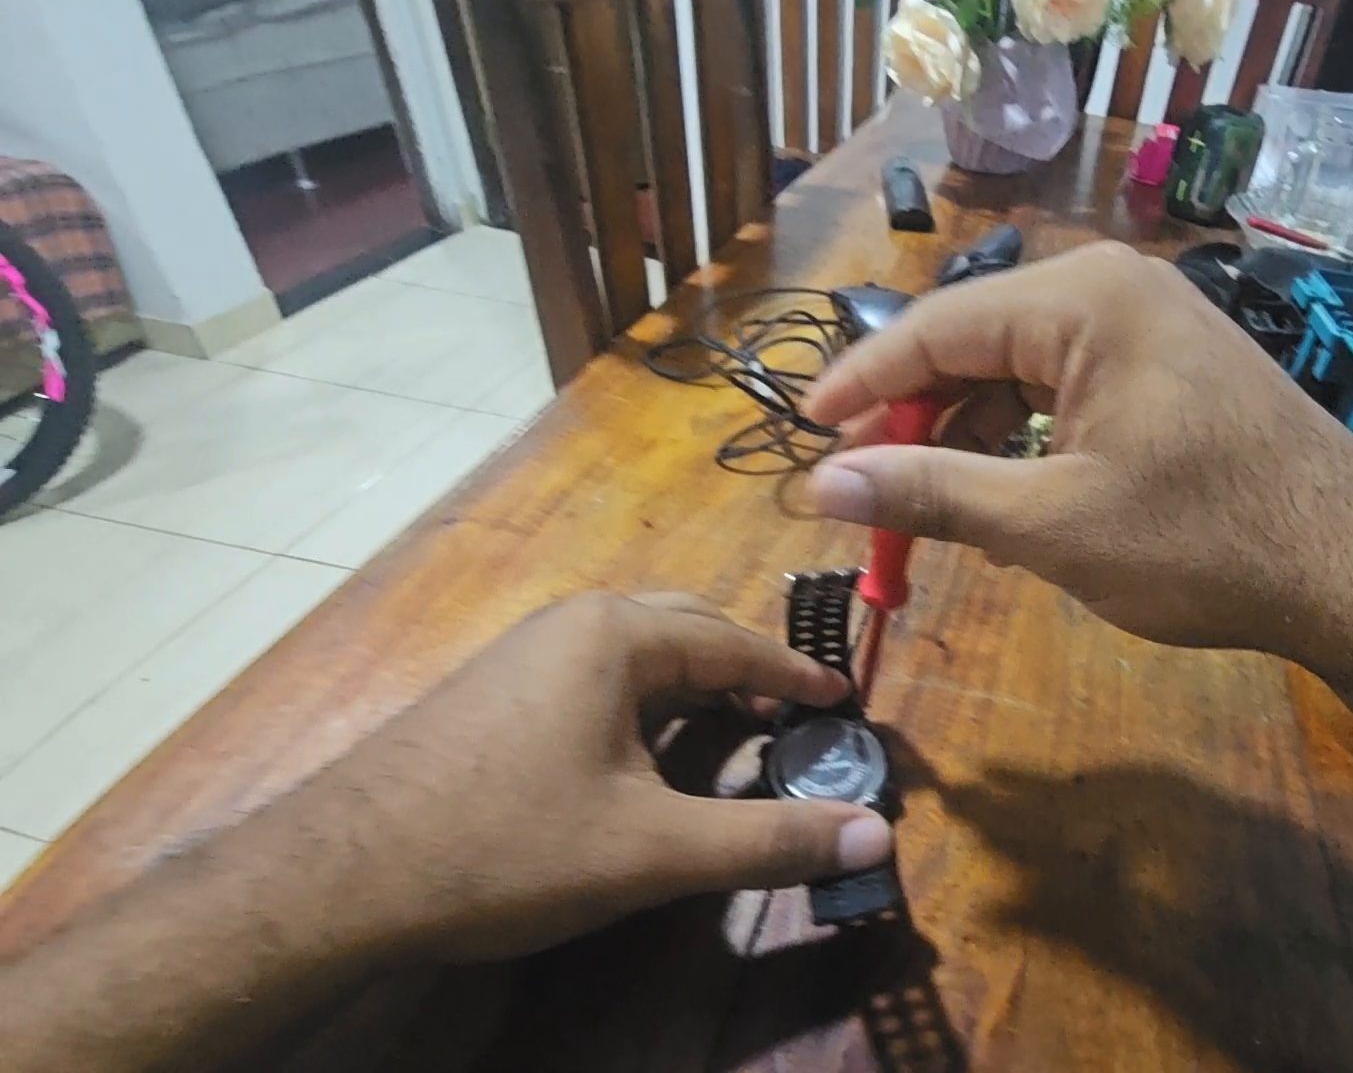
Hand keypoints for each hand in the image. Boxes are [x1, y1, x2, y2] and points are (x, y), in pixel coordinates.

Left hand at [302, 590, 894, 963]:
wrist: (322, 887)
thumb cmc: (504, 848)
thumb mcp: (652, 850)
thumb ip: (769, 839)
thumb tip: (875, 834)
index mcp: (618, 634)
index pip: (737, 644)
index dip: (797, 675)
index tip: (842, 698)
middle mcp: (576, 622)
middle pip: (693, 629)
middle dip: (749, 670)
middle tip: (790, 717)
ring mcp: (531, 650)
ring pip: (645, 648)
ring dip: (699, 680)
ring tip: (734, 726)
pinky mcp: (502, 686)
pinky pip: (603, 671)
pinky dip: (652, 695)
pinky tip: (651, 743)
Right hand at [803, 242, 1352, 674]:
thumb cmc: (1201, 543)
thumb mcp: (1050, 523)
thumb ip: (930, 493)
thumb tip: (824, 487)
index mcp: (1083, 300)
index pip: (936, 328)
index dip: (863, 381)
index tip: (810, 429)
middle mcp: (1113, 290)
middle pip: (975, 346)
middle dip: (915, 418)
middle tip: (863, 483)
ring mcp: (1146, 326)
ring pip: (1018, 374)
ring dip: (966, 437)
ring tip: (922, 501)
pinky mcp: (1165, 369)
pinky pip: (1064, 392)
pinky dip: (1021, 441)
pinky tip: (997, 490)